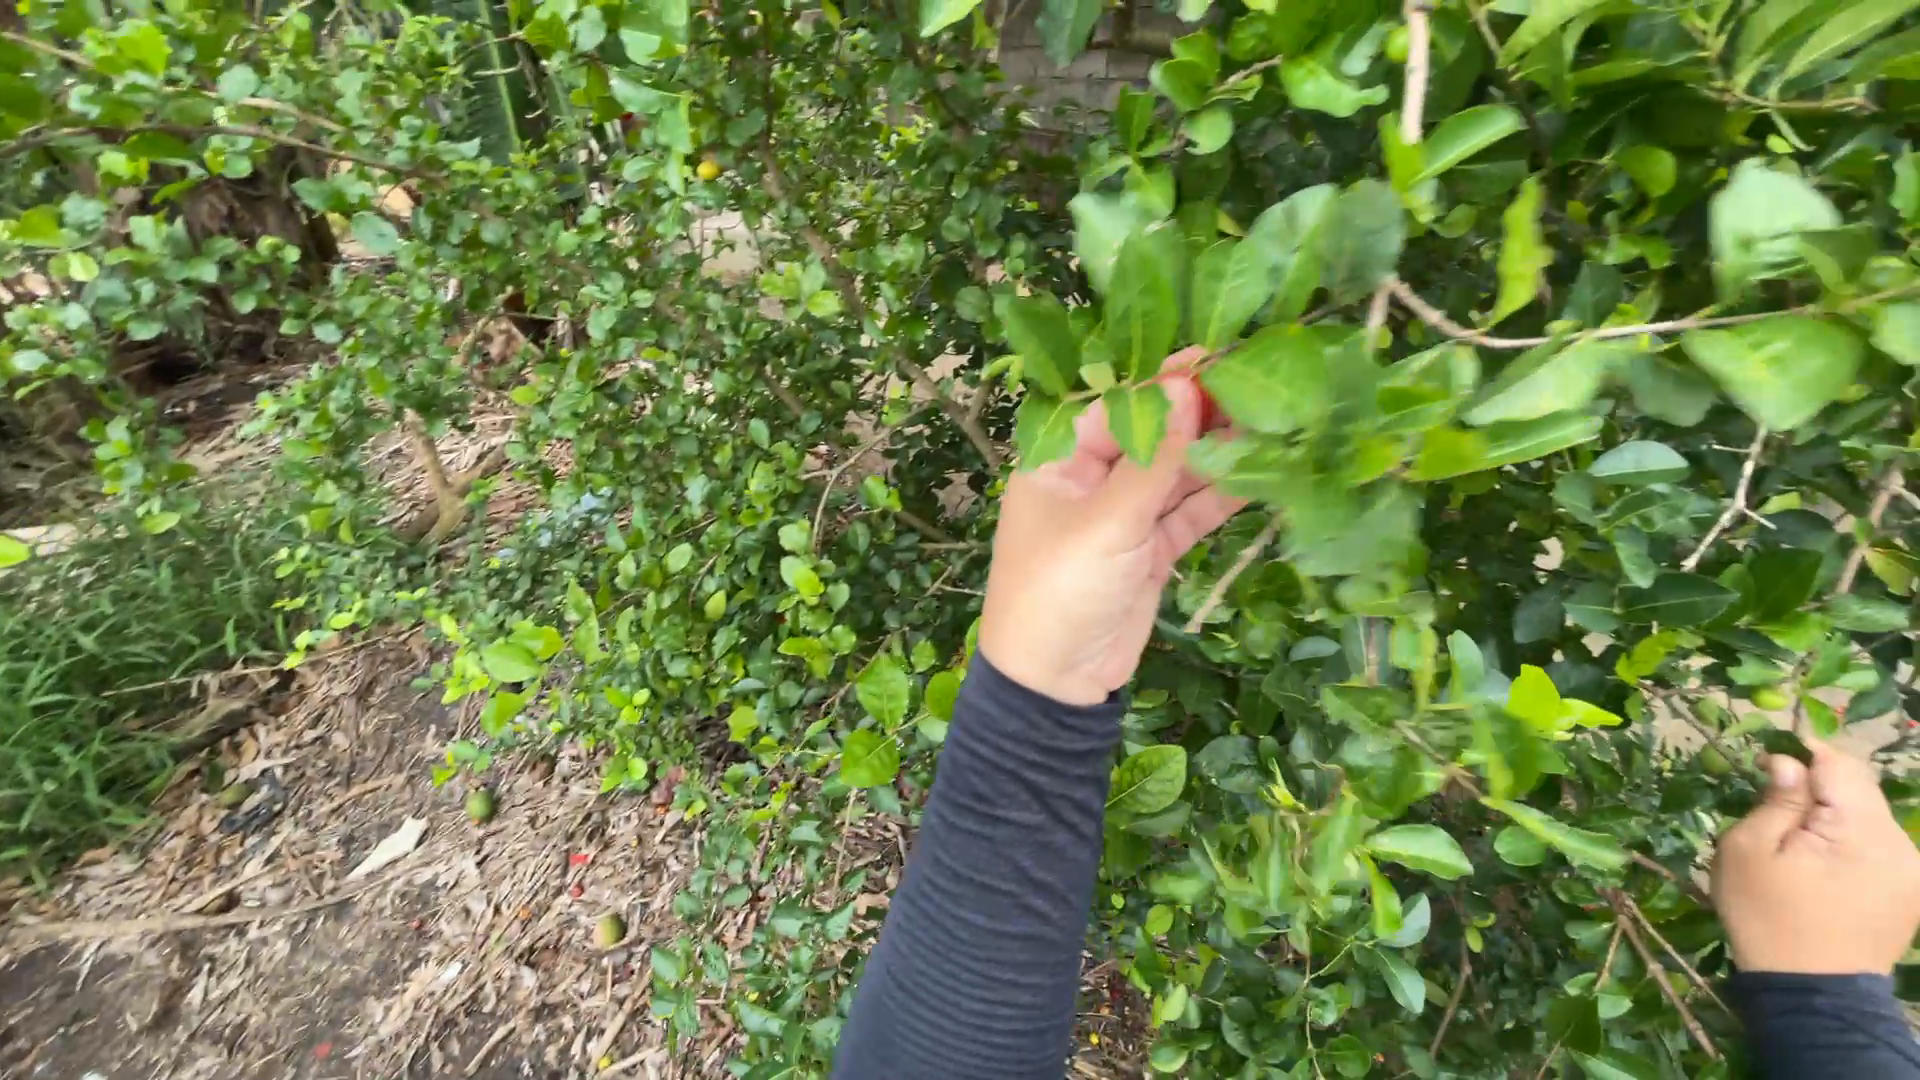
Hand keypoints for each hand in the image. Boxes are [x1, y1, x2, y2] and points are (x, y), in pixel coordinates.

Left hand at [978, 350, 1246, 705]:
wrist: (1056, 681)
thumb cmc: (1060, 591)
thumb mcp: (1105, 522)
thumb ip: (1151, 460)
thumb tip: (1185, 385)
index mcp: (1058, 463)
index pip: (1115, 407)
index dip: (1163, 383)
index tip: (1215, 357)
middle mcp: (1090, 481)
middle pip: (1150, 437)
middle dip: (1198, 416)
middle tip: (1257, 387)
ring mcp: (1123, 516)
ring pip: (1175, 475)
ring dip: (1217, 455)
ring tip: (1271, 422)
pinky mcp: (1150, 549)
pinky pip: (1188, 513)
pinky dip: (1219, 497)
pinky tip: (1260, 473)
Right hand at [1711, 741, 1919, 974]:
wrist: (1811, 983)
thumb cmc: (1765, 909)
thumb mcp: (1749, 848)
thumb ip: (1775, 801)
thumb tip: (1785, 763)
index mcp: (1861, 834)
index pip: (1841, 767)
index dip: (1802, 752)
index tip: (1764, 757)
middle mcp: (1902, 846)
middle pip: (1859, 789)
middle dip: (1813, 783)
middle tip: (1766, 796)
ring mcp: (1911, 870)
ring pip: (1867, 814)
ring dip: (1827, 810)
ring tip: (1787, 832)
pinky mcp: (1908, 887)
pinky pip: (1876, 841)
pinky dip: (1842, 834)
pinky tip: (1813, 855)